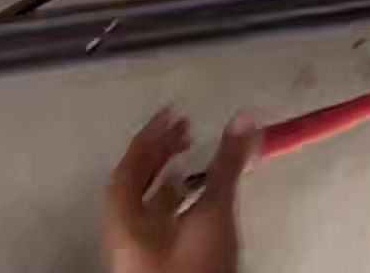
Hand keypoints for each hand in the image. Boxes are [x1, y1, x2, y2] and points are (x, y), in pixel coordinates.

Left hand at [106, 109, 259, 272]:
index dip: (150, 136)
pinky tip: (198, 195)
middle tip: (188, 129)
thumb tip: (245, 117)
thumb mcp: (213, 214)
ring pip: (147, 206)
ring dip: (169, 176)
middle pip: (135, 185)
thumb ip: (227, 164)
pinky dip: (177, 200)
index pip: (128, 168)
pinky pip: (160, 223)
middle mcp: (125, 238)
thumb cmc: (195, 272)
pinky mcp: (157, 269)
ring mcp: (139, 257)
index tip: (175, 112)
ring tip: (193, 157)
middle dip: (161, 152)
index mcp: (125, 222)